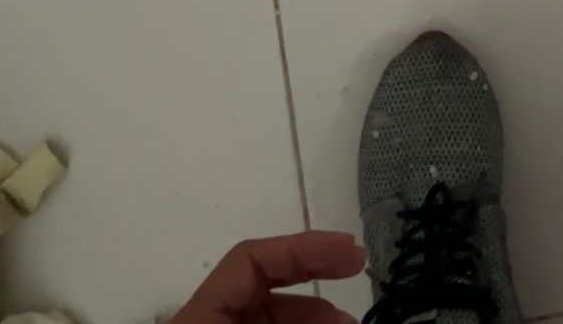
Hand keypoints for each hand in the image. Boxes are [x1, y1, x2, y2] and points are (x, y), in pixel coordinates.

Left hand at [172, 231, 367, 323]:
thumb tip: (347, 318)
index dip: (303, 247)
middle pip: (269, 288)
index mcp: (201, 312)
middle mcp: (212, 321)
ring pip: (275, 320)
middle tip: (360, 274)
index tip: (350, 249)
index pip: (252, 258)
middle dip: (318, 281)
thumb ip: (295, 322)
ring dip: (318, 318)